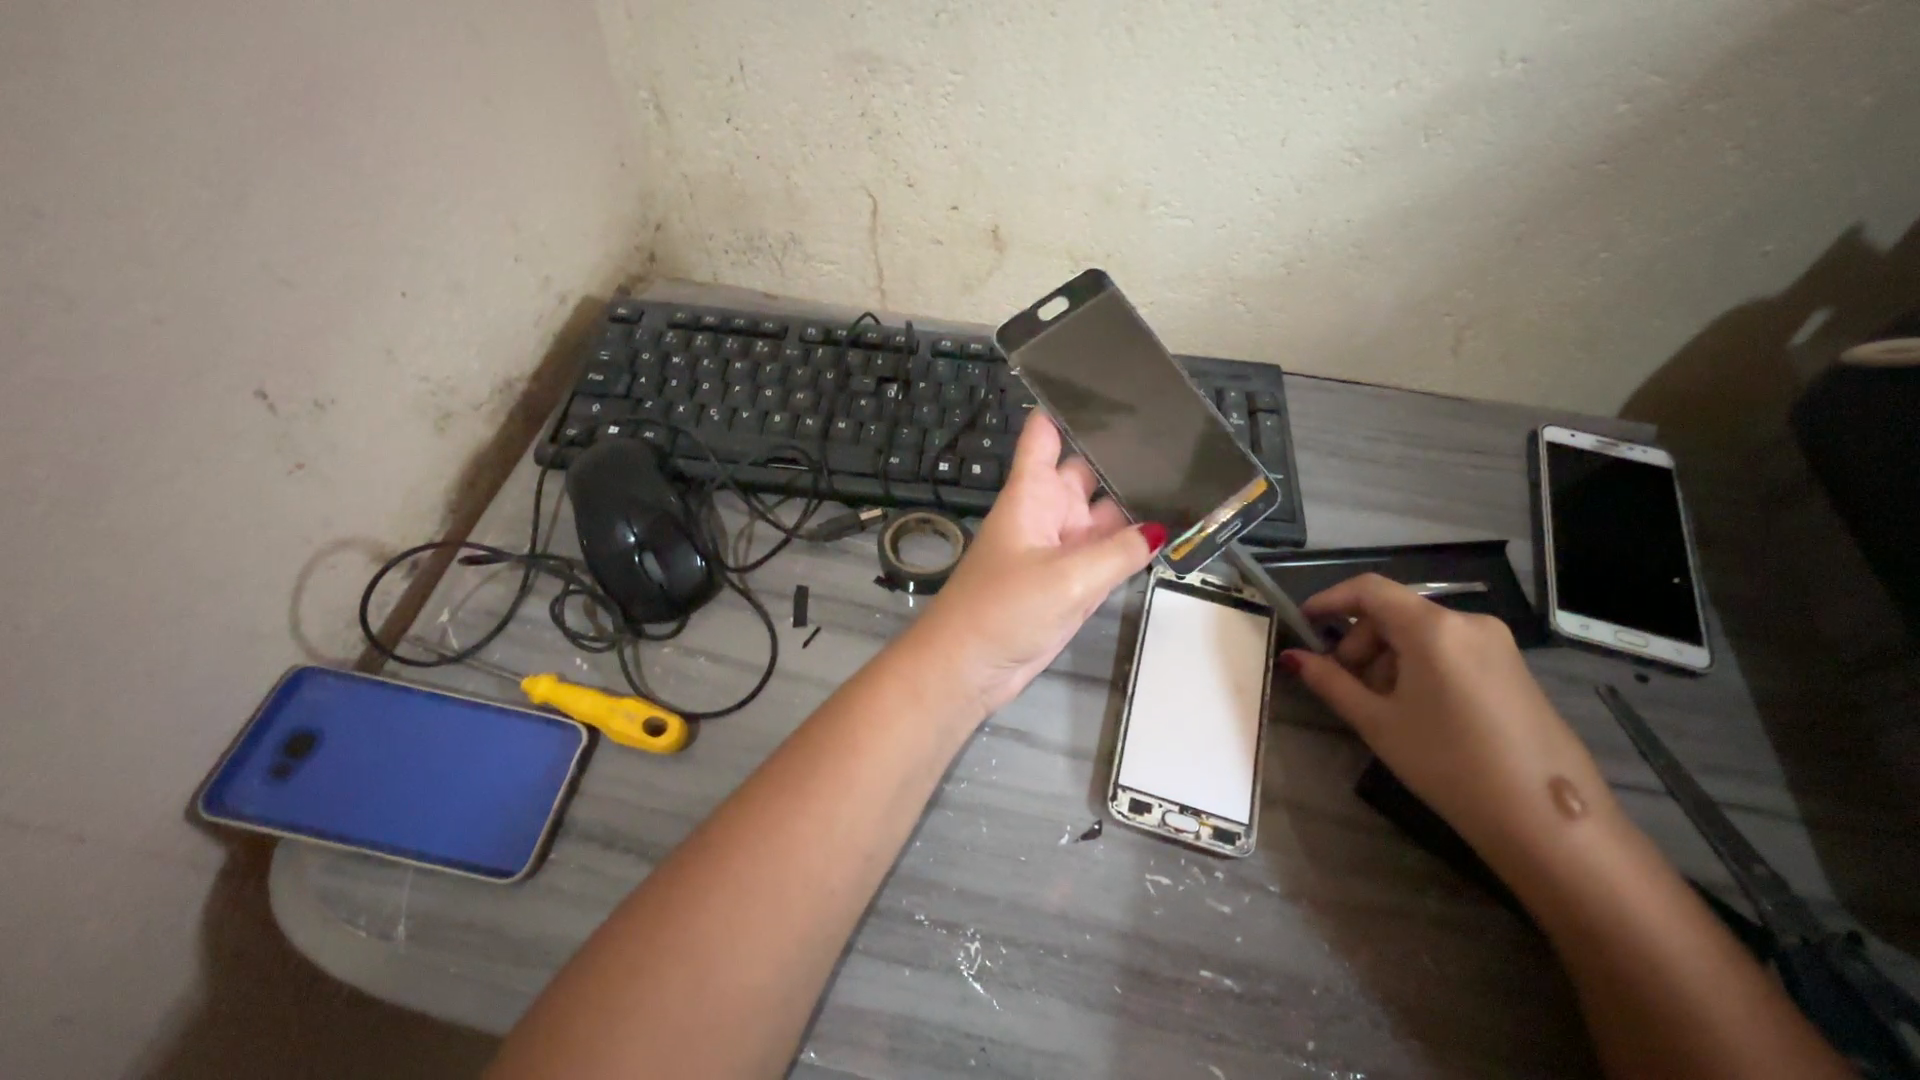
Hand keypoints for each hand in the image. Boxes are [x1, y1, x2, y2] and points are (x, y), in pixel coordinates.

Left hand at [909, 413, 1163, 714]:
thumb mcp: (1065, 578)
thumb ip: (1118, 551)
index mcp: (1032, 493)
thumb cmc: (1002, 610)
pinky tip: (1176, 528)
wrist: (972, 668)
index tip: (1112, 384)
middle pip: (1089, 468)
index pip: (1047, 433)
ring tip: (1191, 475)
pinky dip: (1137, 544)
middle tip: (1179, 432)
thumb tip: (1159, 529)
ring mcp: (1064, 546)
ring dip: (1139, 500)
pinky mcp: (1075, 580)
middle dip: (1123, 453)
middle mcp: (1049, 511)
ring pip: (1107, 513)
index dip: (1072, 406)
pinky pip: (1112, 553)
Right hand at [1284, 574, 1612, 858]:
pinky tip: (1419, 713)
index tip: (1303, 624)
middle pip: (1395, 613)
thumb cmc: (1448, 763)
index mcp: (1433, 627)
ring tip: (1383, 709)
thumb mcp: (1378, 722)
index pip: (1369, 589)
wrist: (1546, 817)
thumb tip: (1294, 657)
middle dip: (1360, 643)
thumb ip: (1331, 682)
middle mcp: (1468, 622)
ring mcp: (1497, 644)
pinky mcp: (1512, 667)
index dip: (1329, 600)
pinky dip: (1420, 668)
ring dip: (1389, 659)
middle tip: (1345, 687)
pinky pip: (1450, 651)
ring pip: (1422, 634)